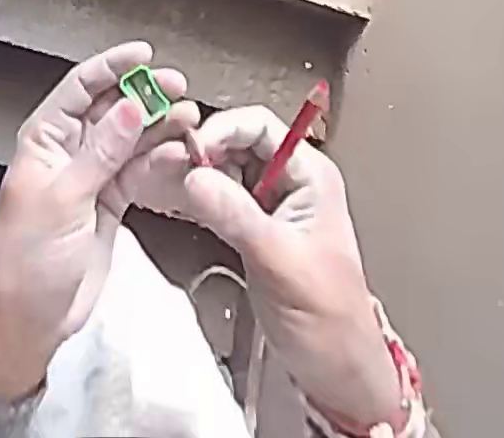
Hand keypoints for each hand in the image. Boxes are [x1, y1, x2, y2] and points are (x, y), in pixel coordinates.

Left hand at [0, 41, 198, 399]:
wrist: (33, 319)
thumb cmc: (29, 259)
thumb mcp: (64, 199)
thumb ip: (101, 152)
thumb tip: (129, 107)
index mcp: (45, 139)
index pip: (79, 87)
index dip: (111, 66)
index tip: (143, 53)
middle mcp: (69, 149)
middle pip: (110, 107)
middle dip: (143, 92)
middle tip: (177, 86)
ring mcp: (92, 172)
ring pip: (129, 136)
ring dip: (158, 124)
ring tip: (188, 116)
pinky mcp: (111, 197)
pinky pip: (139, 168)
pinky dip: (159, 159)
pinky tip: (179, 152)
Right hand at [125, 106, 404, 430]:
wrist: (337, 377)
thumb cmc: (329, 322)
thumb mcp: (281, 262)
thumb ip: (236, 215)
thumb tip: (194, 175)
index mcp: (308, 174)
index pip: (258, 126)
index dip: (222, 129)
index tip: (192, 150)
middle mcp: (286, 180)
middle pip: (234, 141)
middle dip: (201, 150)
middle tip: (172, 164)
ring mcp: (266, 202)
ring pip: (220, 166)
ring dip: (193, 171)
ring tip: (166, 179)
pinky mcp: (248, 224)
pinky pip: (214, 194)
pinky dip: (193, 194)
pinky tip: (174, 198)